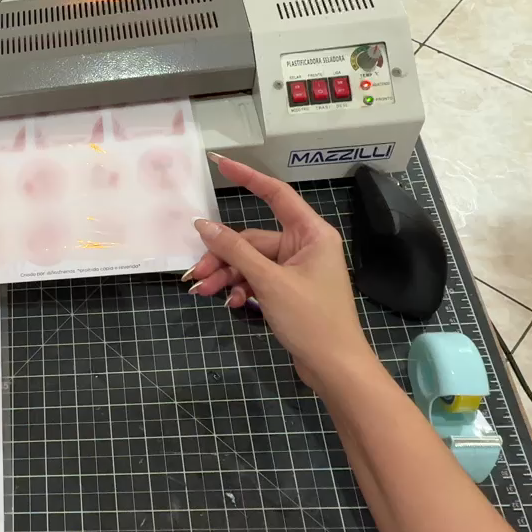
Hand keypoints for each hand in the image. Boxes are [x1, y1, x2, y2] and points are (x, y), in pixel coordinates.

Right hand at [186, 155, 374, 387]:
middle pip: (251, 239)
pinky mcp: (288, 290)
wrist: (335, 368)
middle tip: (196, 275)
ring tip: (205, 293)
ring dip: (226, 277)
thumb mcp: (269, 282)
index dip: (248, 177)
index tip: (220, 163)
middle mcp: (304, 246)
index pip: (276, 194)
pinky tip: (232, 304)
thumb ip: (234, 250)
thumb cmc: (312, 319)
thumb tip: (203, 225)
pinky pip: (256, 279)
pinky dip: (240, 289)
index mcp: (311, 234)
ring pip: (249, 262)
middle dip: (222, 257)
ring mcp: (295, 269)